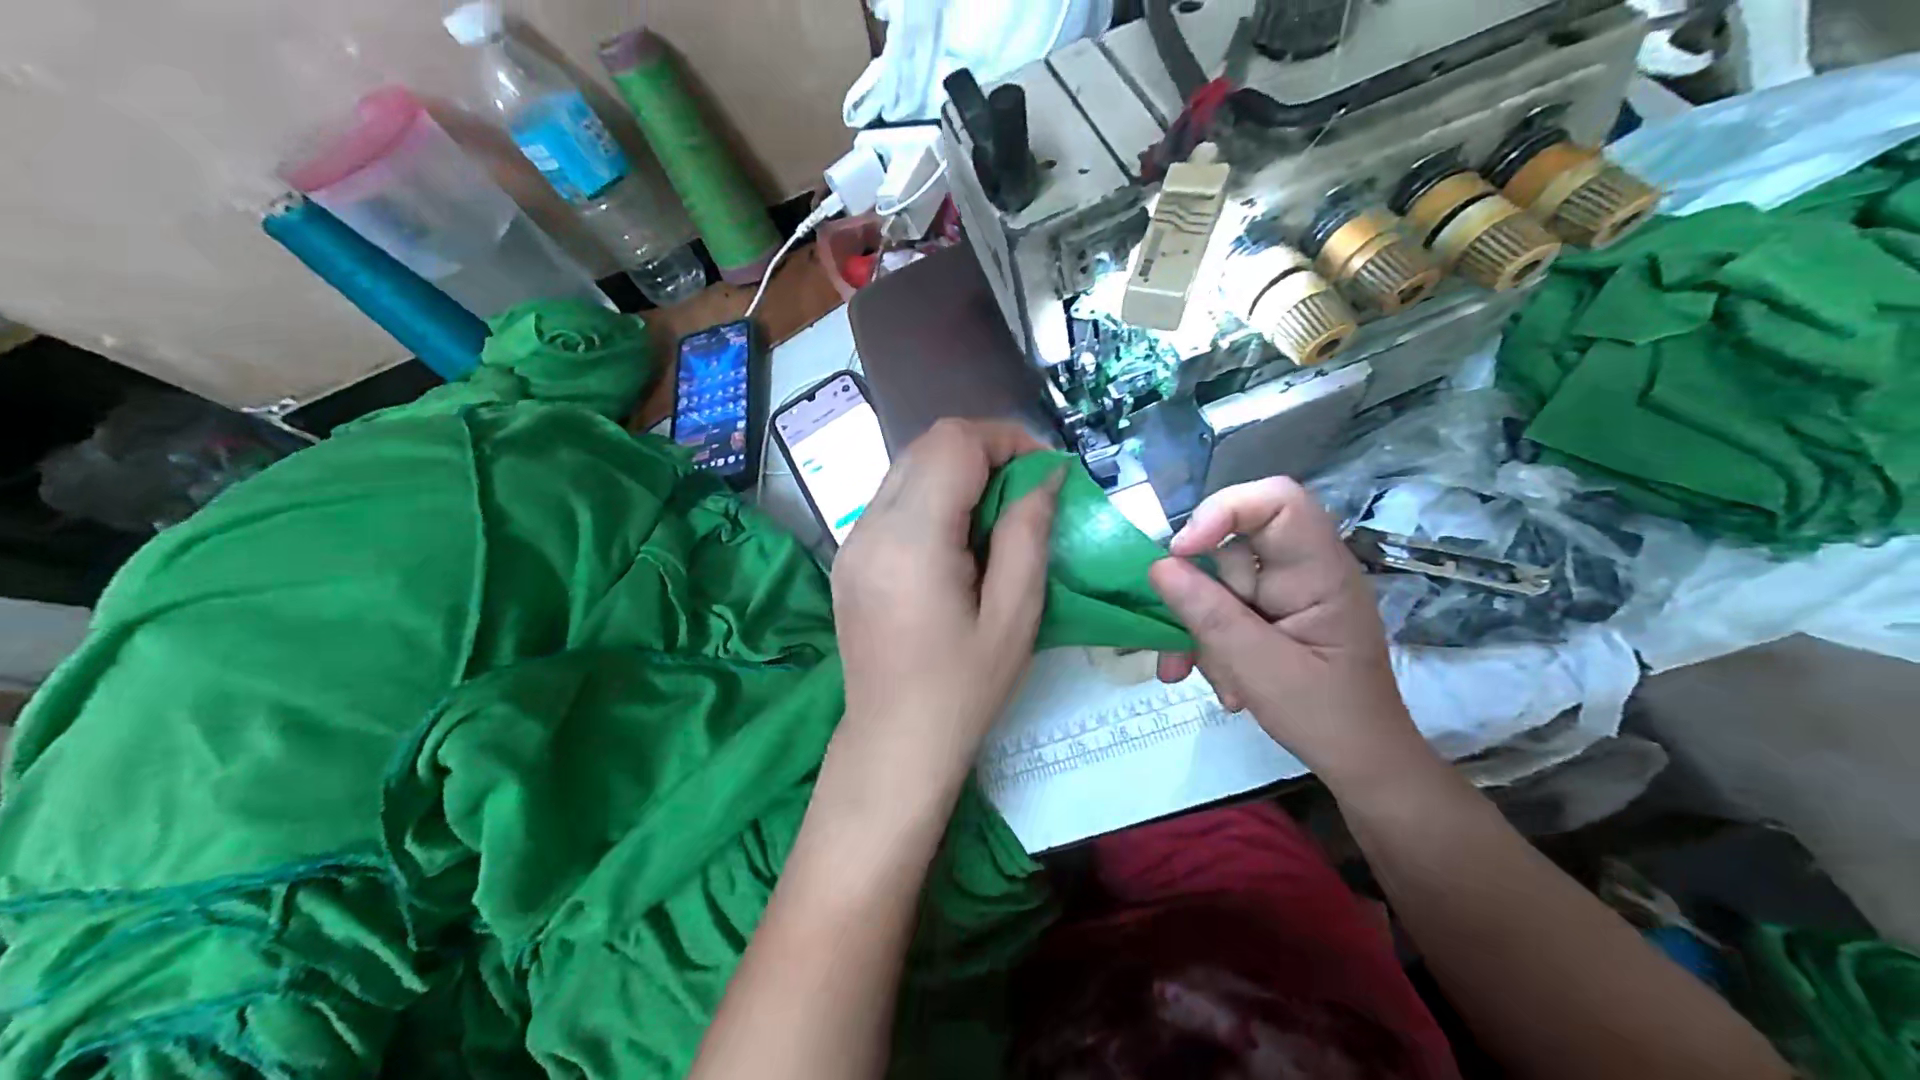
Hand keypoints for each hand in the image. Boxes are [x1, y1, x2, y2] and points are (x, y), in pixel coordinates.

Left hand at [829, 419, 1061, 799]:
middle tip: (1025, 490)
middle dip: (983, 451)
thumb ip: (1028, 534)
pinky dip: (932, 497)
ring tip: (995, 515)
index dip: (1005, 439)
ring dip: (957, 472)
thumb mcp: (1015, 615)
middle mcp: (869, 527)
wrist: (894, 743)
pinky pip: (892, 499)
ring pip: (907, 468)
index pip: (953, 444)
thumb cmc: (963, 689)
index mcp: (910, 539)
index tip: (1043, 471)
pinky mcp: (848, 558)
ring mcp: (851, 541)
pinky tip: (957, 538)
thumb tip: (1043, 477)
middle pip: (926, 446)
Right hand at [1148, 478, 1426, 786]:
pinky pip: (1220, 608)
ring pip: (1216, 581)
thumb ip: (1210, 615)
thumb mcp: (1260, 669)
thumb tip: (1159, 566)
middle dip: (1196, 591)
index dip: (1224, 511)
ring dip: (1194, 627)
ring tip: (1188, 672)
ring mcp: (1282, 592)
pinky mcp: (1267, 614)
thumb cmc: (1327, 717)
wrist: (1361, 763)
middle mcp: (1301, 570)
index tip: (1181, 552)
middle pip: (1231, 546)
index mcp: (1320, 571)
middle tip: (1178, 634)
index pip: (1277, 501)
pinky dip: (1203, 639)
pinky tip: (1205, 677)